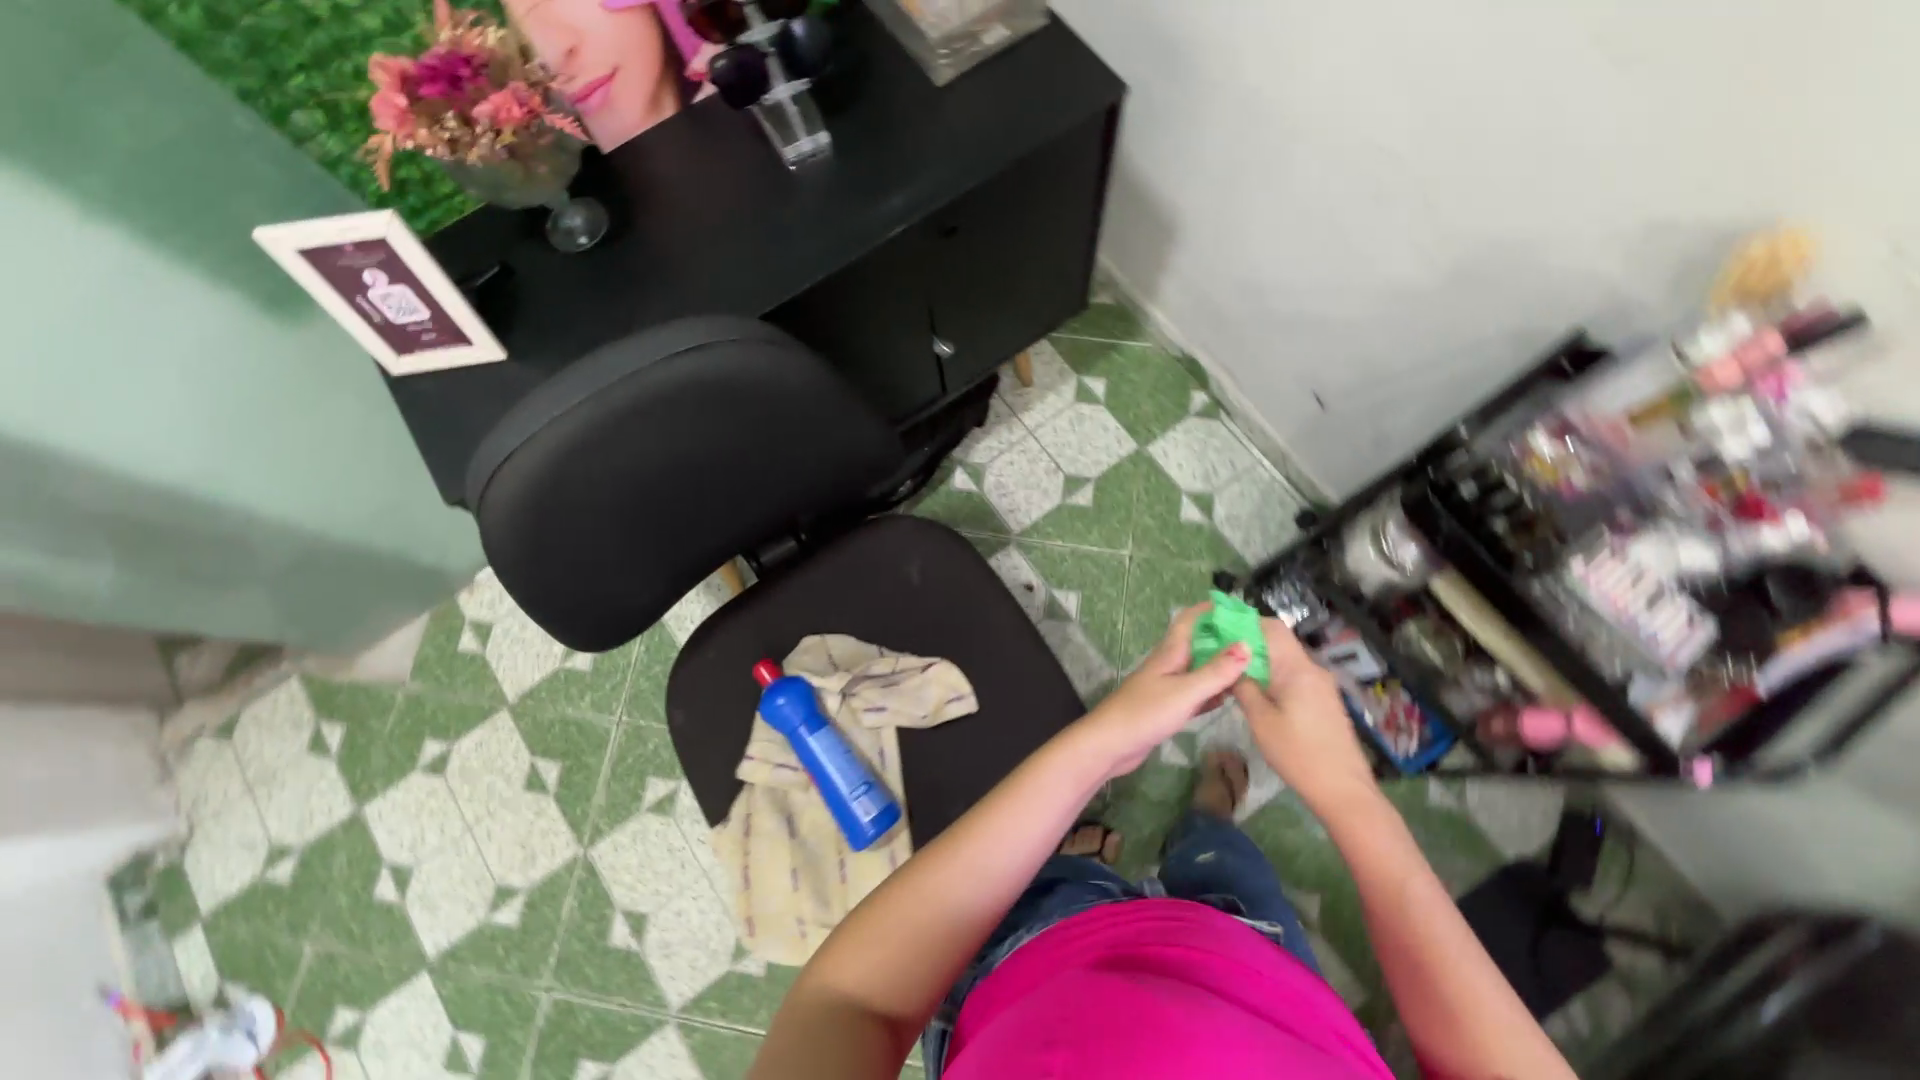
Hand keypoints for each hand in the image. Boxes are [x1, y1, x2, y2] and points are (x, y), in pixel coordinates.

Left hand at [1075, 603, 1251, 777]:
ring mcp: (1168, 685)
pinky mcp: (1168, 707)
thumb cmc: (1145, 713)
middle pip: (1199, 643)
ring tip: (1254, 666)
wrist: (1110, 744)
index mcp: (1171, 652)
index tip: (1242, 610)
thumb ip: (1216, 671)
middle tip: (1260, 641)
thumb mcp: (1185, 691)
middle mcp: (1170, 663)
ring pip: (1200, 669)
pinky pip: (1197, 693)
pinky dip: (1214, 692)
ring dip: (1222, 666)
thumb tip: (1246, 644)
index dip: (1213, 610)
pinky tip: (1233, 697)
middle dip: (1225, 639)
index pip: (1191, 619)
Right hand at [1231, 619, 1380, 821]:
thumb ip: (1243, 688)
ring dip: (1262, 663)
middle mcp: (1313, 669)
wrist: (1342, 788)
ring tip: (1235, 676)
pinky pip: (1296, 678)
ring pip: (1287, 661)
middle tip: (1221, 656)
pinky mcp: (1325, 701)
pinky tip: (1259, 695)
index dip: (1245, 623)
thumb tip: (1232, 667)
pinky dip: (1275, 678)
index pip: (1272, 627)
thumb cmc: (1297, 753)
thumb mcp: (1260, 720)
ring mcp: (1322, 686)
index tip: (1220, 631)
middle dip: (1250, 645)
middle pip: (1279, 643)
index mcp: (1297, 668)